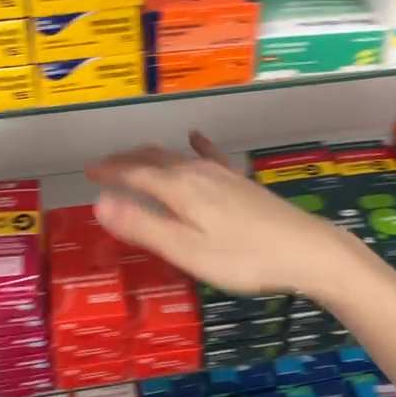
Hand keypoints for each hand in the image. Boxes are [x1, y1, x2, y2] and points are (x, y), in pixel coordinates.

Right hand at [86, 132, 376, 297]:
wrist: (306, 251)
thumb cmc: (243, 258)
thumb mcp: (187, 251)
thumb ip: (144, 227)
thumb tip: (99, 203)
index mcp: (180, 190)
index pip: (135, 174)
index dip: (110, 173)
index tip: (89, 172)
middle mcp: (197, 173)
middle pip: (154, 159)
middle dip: (126, 160)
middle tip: (104, 166)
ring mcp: (222, 174)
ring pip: (177, 157)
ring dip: (151, 156)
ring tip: (135, 159)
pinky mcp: (241, 181)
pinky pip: (210, 155)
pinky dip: (194, 146)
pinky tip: (195, 137)